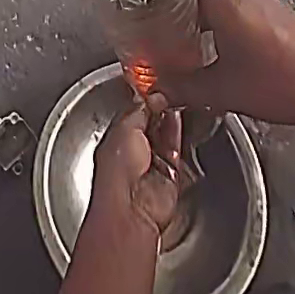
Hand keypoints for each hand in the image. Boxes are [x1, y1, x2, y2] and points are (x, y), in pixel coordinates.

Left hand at [89, 96, 184, 236]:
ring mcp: (151, 163)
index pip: (130, 115)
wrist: (134, 208)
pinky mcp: (169, 173)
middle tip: (168, 90)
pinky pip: (175, 148)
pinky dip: (177, 132)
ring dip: (169, 118)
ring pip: (163, 134)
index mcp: (115, 141)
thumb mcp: (124, 129)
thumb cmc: (117, 173)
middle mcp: (132, 152)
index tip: (154, 86)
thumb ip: (139, 111)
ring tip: (176, 99)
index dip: (142, 100)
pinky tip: (180, 117)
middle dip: (157, 108)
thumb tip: (150, 98)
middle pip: (149, 124)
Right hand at [159, 0, 294, 129]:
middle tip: (152, 20)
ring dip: (198, 14)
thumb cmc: (287, 82)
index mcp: (226, 0)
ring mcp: (262, 3)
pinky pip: (237, 9)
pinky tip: (214, 50)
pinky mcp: (275, 17)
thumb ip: (184, 88)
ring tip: (179, 39)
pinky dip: (219, 23)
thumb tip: (160, 90)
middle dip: (174, 0)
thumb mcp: (224, 91)